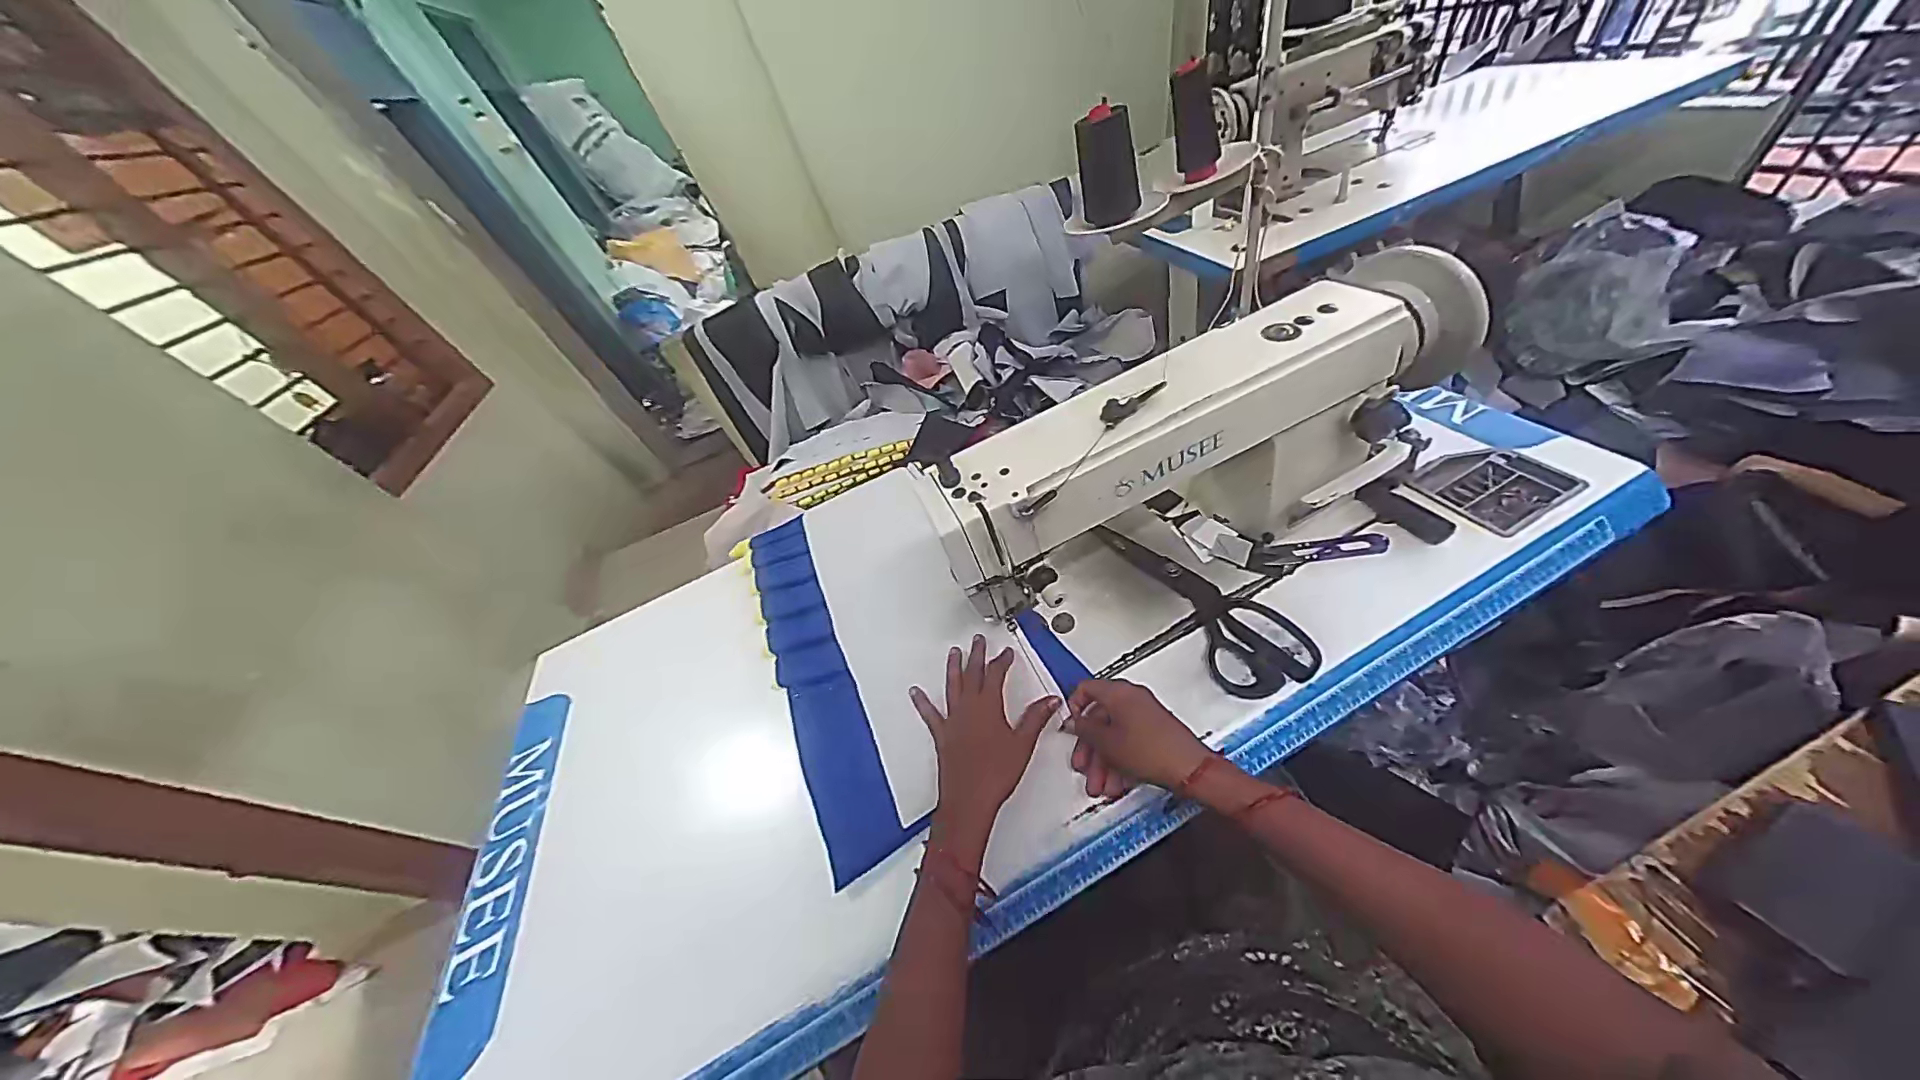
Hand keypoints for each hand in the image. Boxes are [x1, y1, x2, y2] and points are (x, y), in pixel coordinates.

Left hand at [910, 635, 1059, 853]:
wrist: (970, 798)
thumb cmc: (995, 774)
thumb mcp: (1023, 744)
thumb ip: (1036, 719)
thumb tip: (1049, 702)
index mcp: (988, 707)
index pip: (995, 675)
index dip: (1002, 661)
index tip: (1006, 653)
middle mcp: (968, 709)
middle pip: (972, 674)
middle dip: (977, 656)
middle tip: (978, 642)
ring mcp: (953, 721)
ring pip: (952, 686)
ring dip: (954, 668)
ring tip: (954, 653)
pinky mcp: (942, 735)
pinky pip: (930, 714)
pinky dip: (922, 702)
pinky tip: (916, 693)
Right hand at [1065, 679, 1212, 794]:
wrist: (1188, 769)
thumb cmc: (1153, 751)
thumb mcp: (1105, 742)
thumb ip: (1083, 729)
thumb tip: (1073, 722)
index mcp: (1119, 692)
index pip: (1086, 689)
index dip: (1074, 707)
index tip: (1071, 724)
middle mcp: (1133, 698)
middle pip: (1100, 718)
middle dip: (1090, 747)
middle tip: (1085, 764)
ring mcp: (1145, 715)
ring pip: (1114, 735)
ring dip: (1104, 761)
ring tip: (1102, 782)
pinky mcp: (1155, 732)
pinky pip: (1129, 742)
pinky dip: (1120, 760)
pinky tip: (1117, 781)